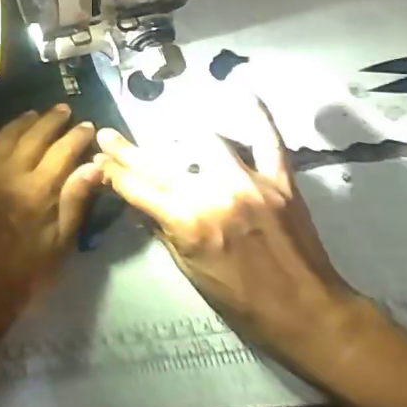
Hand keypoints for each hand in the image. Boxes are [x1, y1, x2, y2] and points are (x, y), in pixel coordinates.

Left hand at [0, 106, 102, 325]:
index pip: (63, 151)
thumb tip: (95, 165)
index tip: (89, 126)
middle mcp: (10, 172)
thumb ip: (76, 201)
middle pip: (34, 136)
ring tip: (35, 113)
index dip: (77, 136)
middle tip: (65, 110)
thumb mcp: (61, 245)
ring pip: (5, 135)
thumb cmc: (25, 274)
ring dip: (22, 121)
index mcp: (38, 190)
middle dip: (52, 120)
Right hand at [95, 97, 367, 368]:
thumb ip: (161, 227)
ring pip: (203, 142)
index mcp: (186, 221)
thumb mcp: (188, 269)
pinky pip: (267, 140)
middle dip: (126, 150)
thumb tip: (135, 200)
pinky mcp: (280, 180)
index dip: (111, 171)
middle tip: (107, 136)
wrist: (309, 315)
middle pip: (158, 161)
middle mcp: (212, 194)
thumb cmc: (241, 301)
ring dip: (178, 136)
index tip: (97, 158)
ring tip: (163, 131)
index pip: (135, 186)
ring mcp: (248, 182)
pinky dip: (257, 116)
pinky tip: (243, 91)